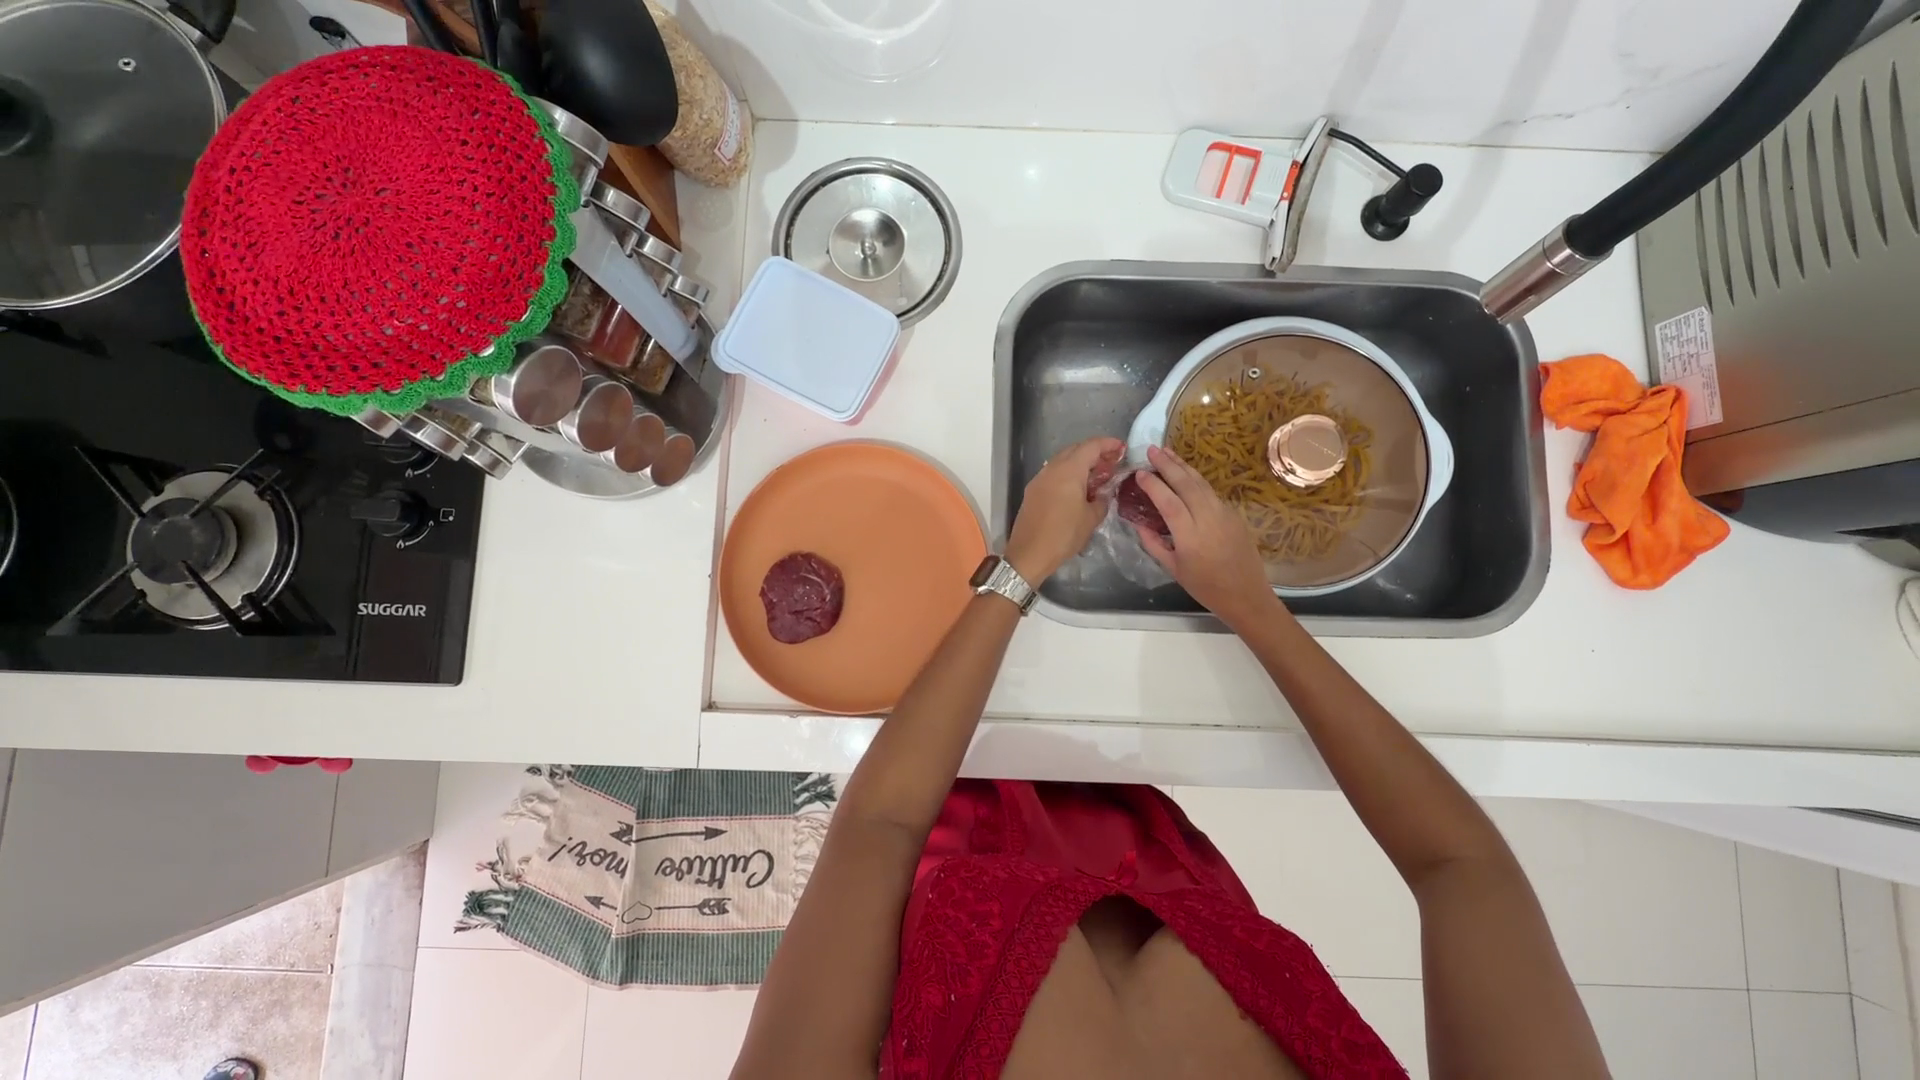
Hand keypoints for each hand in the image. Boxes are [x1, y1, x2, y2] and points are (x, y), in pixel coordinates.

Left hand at [1005, 436, 1125, 581]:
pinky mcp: (1033, 491)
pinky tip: (1078, 488)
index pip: (1091, 446)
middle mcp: (1052, 469)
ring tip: (1097, 476)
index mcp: (1069, 470)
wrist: (1029, 554)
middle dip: (1095, 452)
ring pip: (1063, 461)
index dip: (1108, 444)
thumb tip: (1103, 494)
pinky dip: (1068, 474)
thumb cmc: (1063, 535)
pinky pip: (1054, 474)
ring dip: (1081, 463)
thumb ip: (1102, 500)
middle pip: (1075, 450)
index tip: (1122, 448)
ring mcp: (1040, 479)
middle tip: (1112, 462)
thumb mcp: (1091, 519)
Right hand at [1131, 444, 1279, 628]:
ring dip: (1183, 466)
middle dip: (1168, 464)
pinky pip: (1211, 492)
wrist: (1246, 595)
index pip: (1168, 502)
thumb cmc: (1206, 588)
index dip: (1153, 485)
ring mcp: (1224, 514)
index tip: (1139, 473)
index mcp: (1190, 536)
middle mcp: (1208, 519)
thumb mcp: (1173, 569)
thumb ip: (1153, 544)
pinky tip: (1186, 475)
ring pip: (1201, 483)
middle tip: (1152, 450)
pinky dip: (1195, 479)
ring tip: (1167, 453)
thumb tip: (1138, 523)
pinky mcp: (1233, 514)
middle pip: (1186, 484)